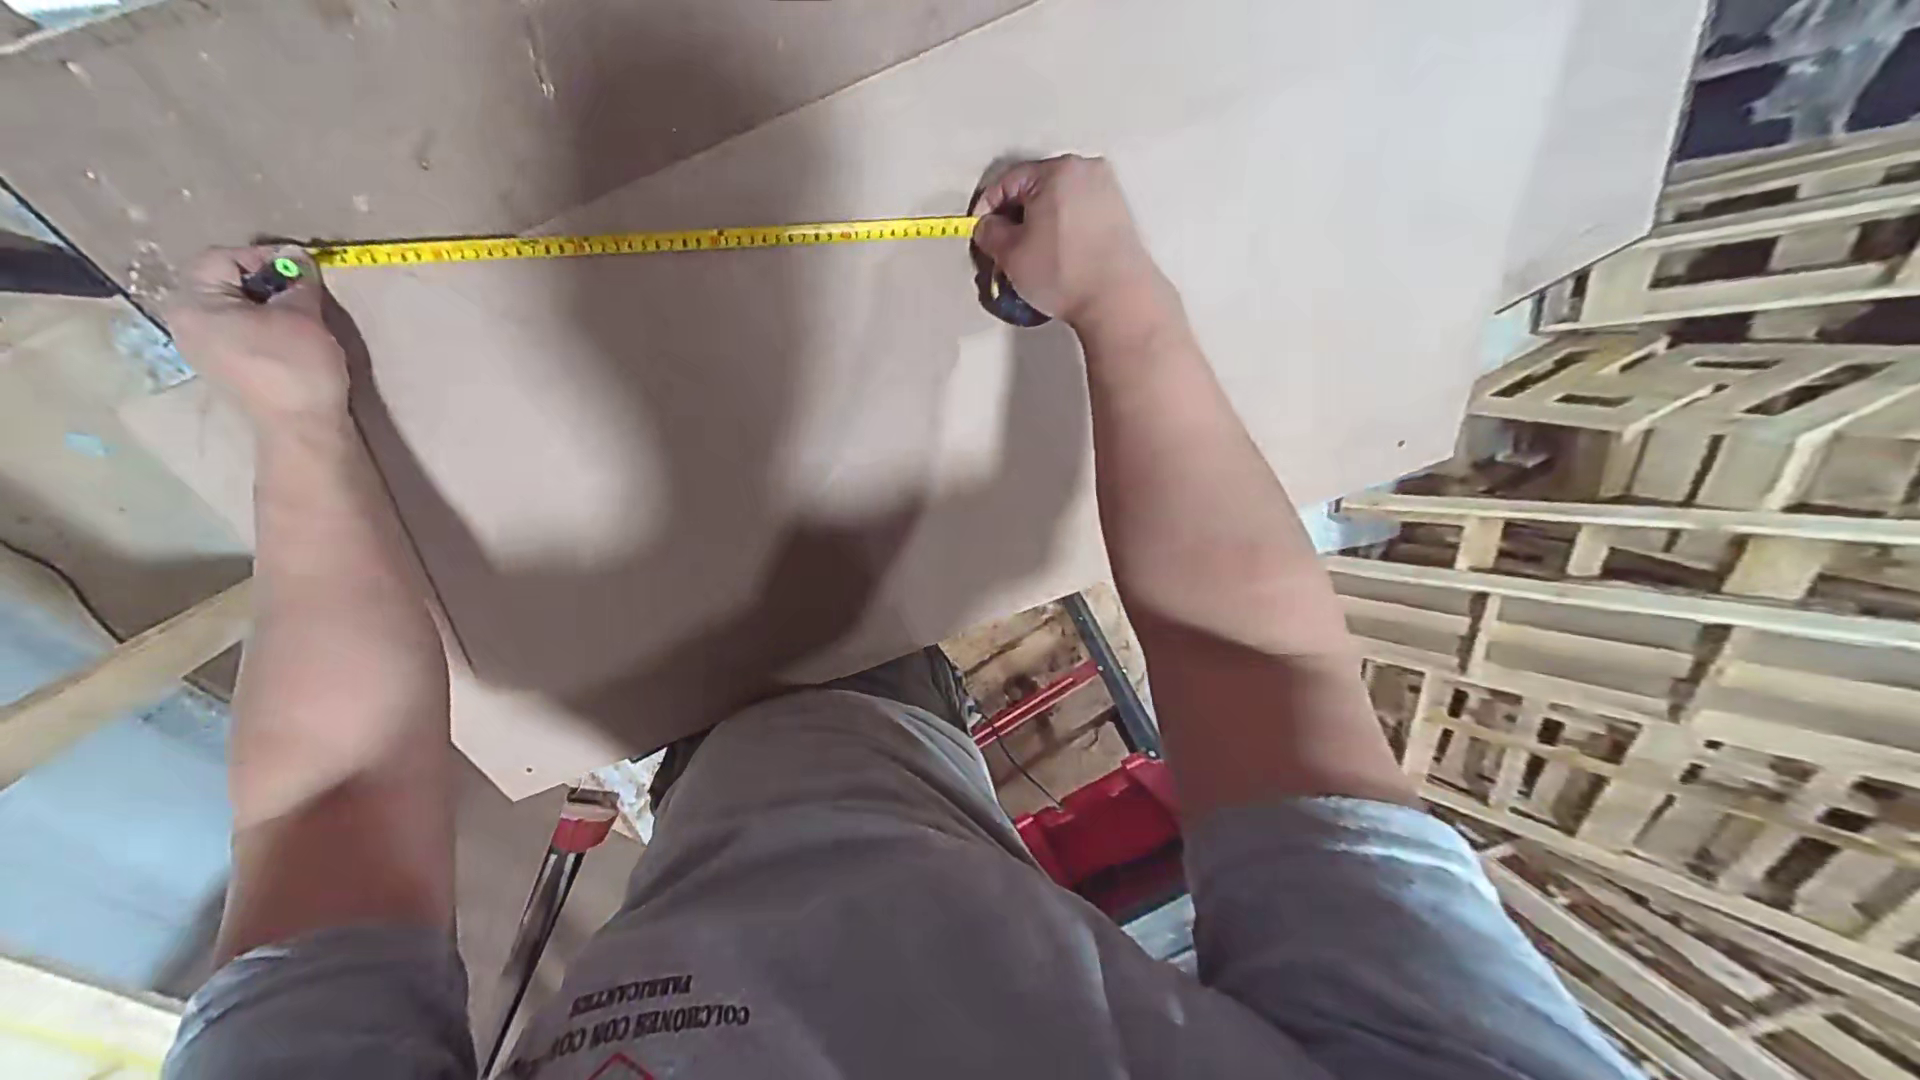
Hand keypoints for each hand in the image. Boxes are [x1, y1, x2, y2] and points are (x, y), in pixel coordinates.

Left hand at [167, 247, 351, 428]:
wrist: (301, 424)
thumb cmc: (297, 366)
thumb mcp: (304, 317)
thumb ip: (298, 284)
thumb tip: (297, 257)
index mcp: (193, 302)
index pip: (221, 259)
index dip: (264, 257)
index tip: (305, 265)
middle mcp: (185, 320)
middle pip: (222, 283)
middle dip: (265, 282)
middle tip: (305, 289)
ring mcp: (200, 346)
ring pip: (231, 309)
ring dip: (266, 304)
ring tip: (302, 312)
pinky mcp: (222, 366)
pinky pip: (236, 331)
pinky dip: (263, 325)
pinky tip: (290, 336)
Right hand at [970, 155, 1175, 332]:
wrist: (1116, 298)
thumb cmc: (1066, 273)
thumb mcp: (1011, 254)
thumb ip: (990, 234)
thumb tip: (988, 227)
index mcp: (1057, 170)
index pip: (1007, 181)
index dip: (986, 208)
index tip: (979, 230)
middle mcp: (1085, 171)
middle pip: (1035, 190)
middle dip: (1014, 218)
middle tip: (1002, 247)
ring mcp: (1106, 192)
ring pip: (1057, 203)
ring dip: (1038, 226)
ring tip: (1028, 257)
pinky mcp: (1118, 215)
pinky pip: (1077, 215)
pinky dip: (1061, 231)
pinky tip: (1054, 258)